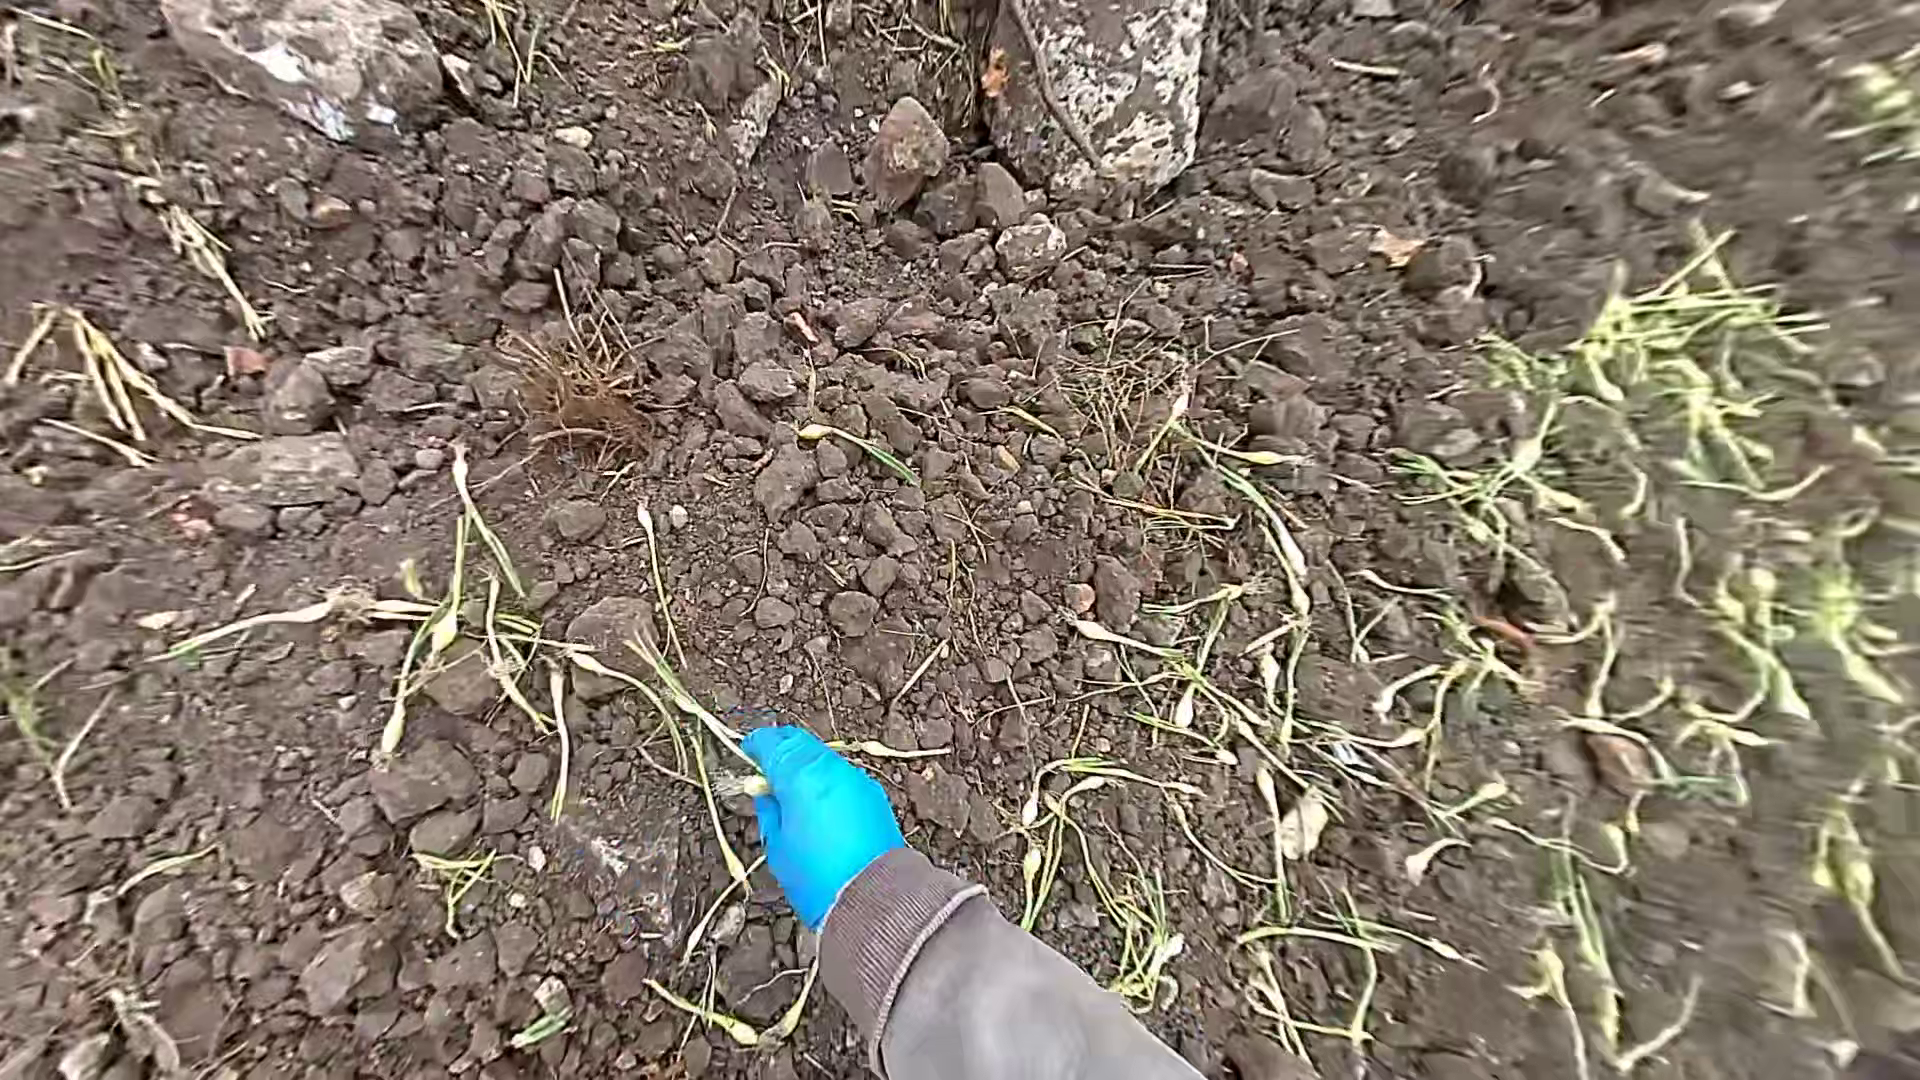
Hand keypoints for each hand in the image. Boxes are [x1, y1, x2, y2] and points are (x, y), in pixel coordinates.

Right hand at [742, 726, 905, 929]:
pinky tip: (816, 795)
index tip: (748, 748)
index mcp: (802, 777)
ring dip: (804, 761)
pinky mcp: (871, 791)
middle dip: (781, 747)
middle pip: (801, 743)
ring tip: (789, 782)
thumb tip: (765, 792)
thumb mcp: (778, 846)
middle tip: (765, 761)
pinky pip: (841, 773)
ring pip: (823, 756)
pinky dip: (824, 776)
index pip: (775, 745)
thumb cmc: (819, 876)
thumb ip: (769, 810)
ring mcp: (855, 777)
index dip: (758, 744)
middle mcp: (831, 768)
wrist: (874, 895)